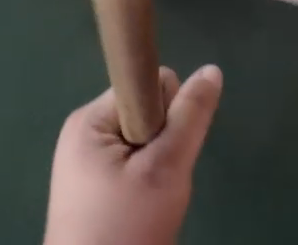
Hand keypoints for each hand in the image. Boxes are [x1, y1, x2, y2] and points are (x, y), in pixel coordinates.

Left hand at [46, 64, 222, 244]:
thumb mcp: (166, 167)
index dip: (171, 111)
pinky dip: (147, 182)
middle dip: (166, 142)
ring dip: (159, 165)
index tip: (165, 151)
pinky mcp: (93, 188)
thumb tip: (212, 69)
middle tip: (158, 182)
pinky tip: (142, 209)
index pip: (152, 83)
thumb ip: (191, 116)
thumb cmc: (124, 229)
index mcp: (90, 120)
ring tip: (150, 200)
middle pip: (150, 109)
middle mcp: (84, 134)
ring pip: (147, 140)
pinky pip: (135, 163)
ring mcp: (86, 163)